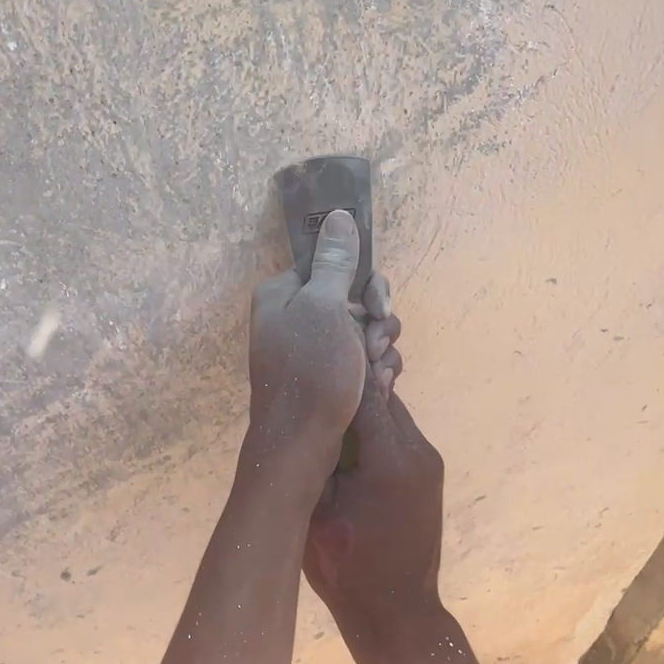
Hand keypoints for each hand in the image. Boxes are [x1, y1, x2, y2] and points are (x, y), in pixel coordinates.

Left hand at [247, 210, 368, 470]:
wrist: (300, 449)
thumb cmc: (311, 372)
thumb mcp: (325, 308)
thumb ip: (334, 262)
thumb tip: (338, 214)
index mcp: (283, 292)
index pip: (333, 266)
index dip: (362, 285)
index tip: (377, 306)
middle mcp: (291, 315)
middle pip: (352, 298)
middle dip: (375, 322)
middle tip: (377, 347)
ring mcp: (308, 347)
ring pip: (362, 330)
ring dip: (380, 349)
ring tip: (378, 373)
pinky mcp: (324, 374)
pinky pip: (358, 357)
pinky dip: (374, 370)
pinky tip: (378, 387)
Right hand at [302, 351, 445, 644]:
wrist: (397, 616)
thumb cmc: (347, 568)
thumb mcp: (316, 510)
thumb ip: (315, 457)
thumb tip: (302, 414)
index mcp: (390, 459)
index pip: (365, 392)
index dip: (343, 364)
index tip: (319, 339)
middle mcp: (418, 452)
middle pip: (382, 395)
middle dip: (352, 380)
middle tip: (318, 363)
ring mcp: (428, 462)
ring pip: (392, 411)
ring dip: (364, 403)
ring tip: (329, 392)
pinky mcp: (429, 473)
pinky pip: (398, 433)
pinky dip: (375, 424)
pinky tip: (348, 428)